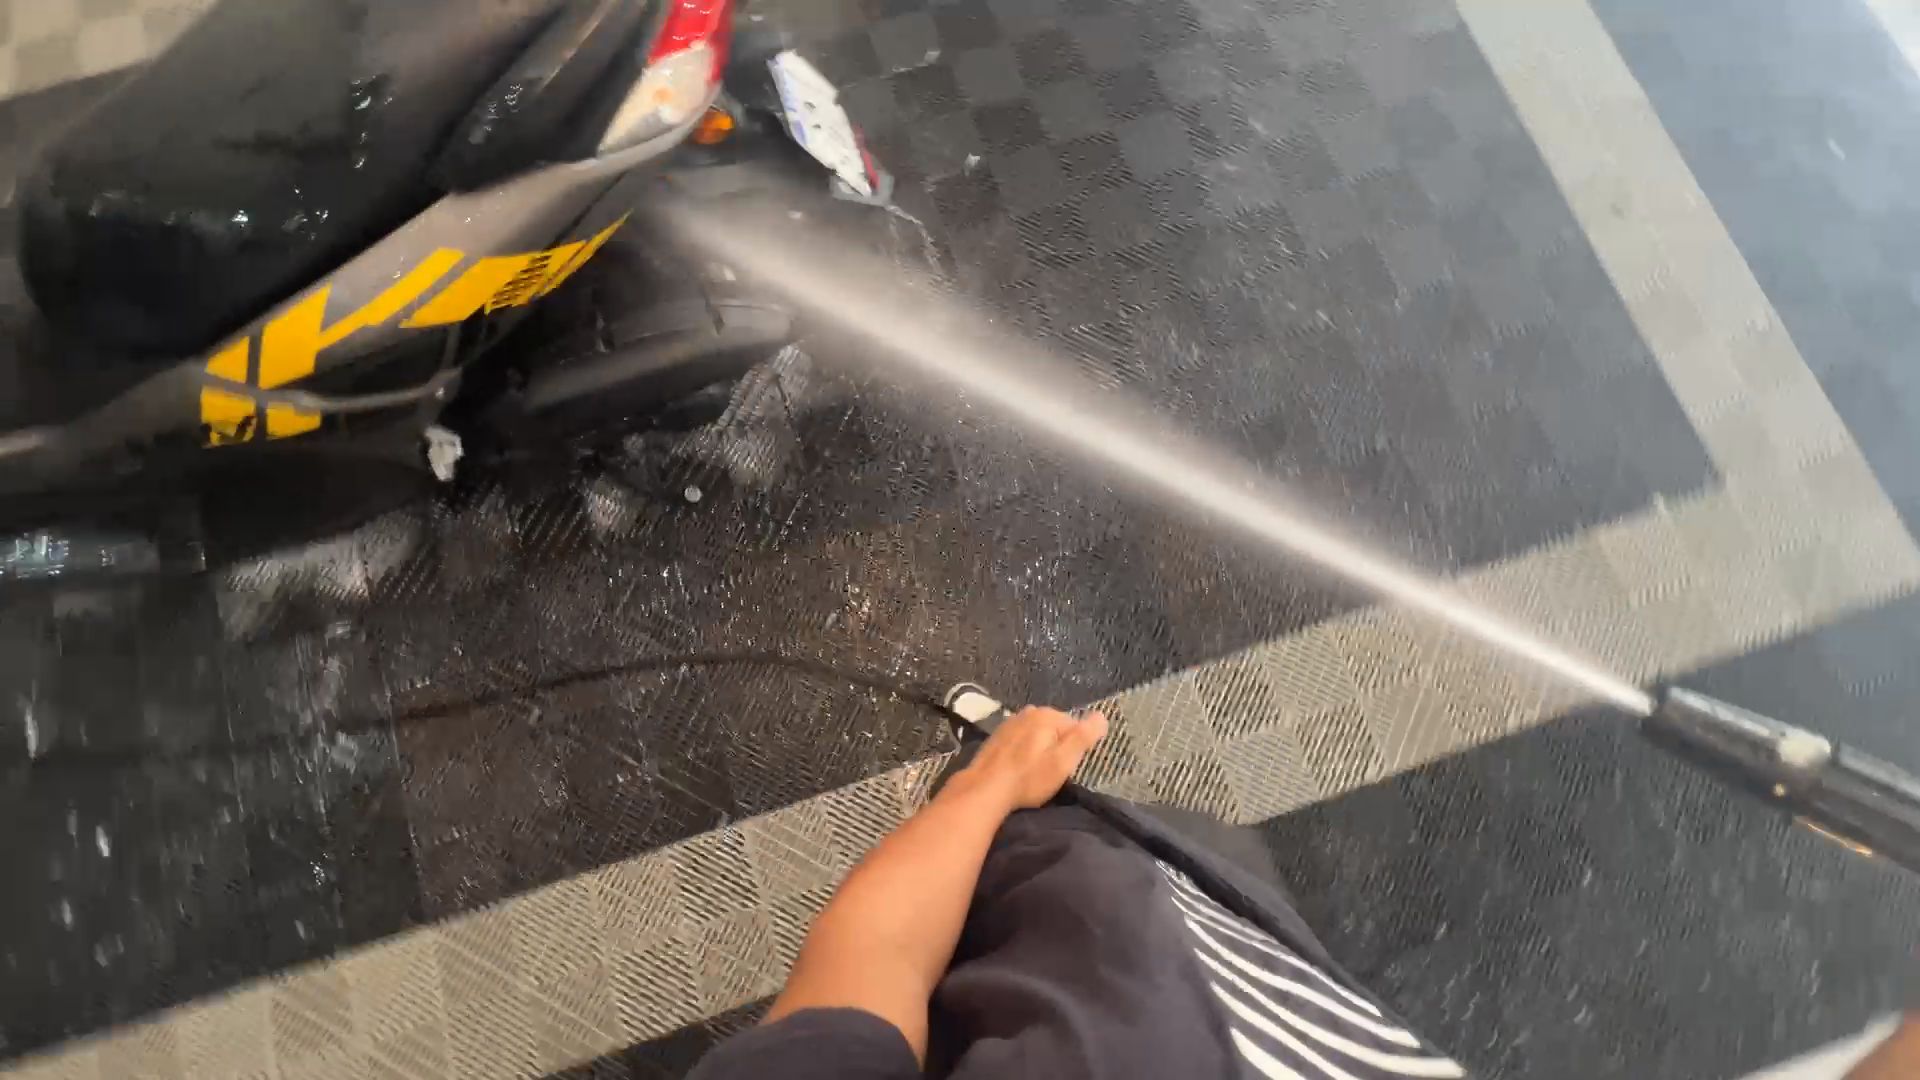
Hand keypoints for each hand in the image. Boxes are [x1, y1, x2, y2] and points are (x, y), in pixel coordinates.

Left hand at [949, 706, 1109, 813]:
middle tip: (1050, 773)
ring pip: (1037, 735)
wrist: (985, 788)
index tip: (1066, 769)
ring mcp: (1011, 722)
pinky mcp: (998, 735)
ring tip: (1034, 773)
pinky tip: (1019, 768)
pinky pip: (1021, 740)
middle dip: (1056, 748)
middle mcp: (1029, 712)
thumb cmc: (1029, 778)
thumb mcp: (1063, 761)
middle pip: (1055, 730)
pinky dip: (1024, 751)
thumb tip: (1102, 715)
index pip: (1075, 728)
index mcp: (1047, 715)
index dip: (1074, 751)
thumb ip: (1083, 737)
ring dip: (1040, 750)